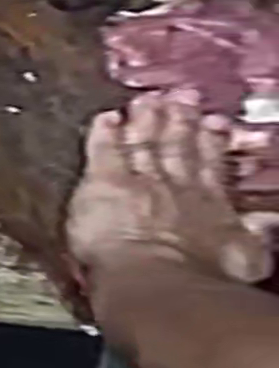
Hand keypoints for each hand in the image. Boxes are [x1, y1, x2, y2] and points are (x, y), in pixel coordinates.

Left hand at [67, 91, 271, 284]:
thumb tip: (272, 220)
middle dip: (180, 119)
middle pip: (178, 146)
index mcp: (209, 202)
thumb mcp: (246, 254)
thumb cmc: (199, 270)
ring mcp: (141, 180)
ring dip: (147, 119)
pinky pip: (105, 151)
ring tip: (149, 99)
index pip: (208, 164)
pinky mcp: (105, 182)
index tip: (215, 122)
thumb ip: (257, 232)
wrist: (157, 271)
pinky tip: (106, 117)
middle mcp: (176, 185)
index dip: (210, 141)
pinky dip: (105, 132)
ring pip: (145, 142)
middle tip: (182, 96)